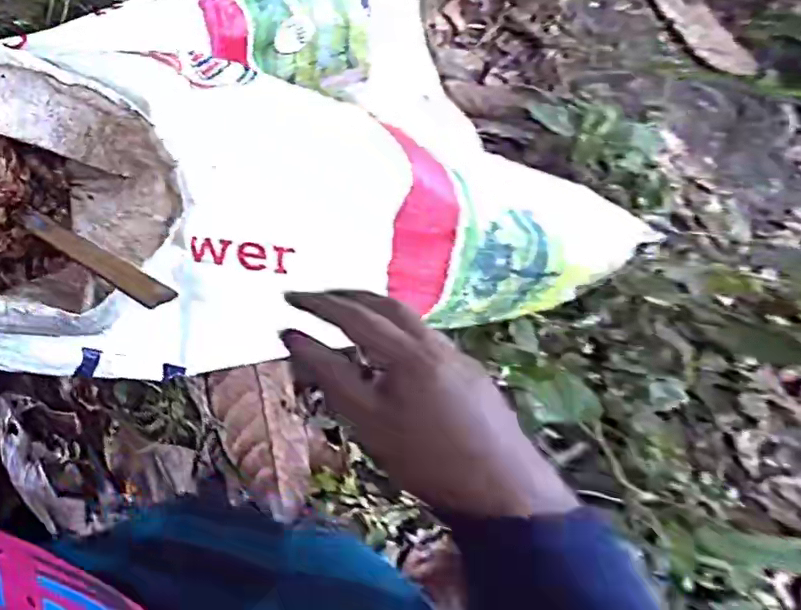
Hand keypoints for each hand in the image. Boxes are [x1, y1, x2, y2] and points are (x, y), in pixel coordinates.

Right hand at [282, 290, 578, 517]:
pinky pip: (426, 338)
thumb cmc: (426, 459)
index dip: (316, 303)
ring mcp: (460, 361)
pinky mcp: (475, 378)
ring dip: (373, 309)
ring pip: (410, 320)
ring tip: (346, 316)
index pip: (352, 314)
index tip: (288, 296)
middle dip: (346, 295)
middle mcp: (436, 347)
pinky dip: (395, 329)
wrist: (512, 505)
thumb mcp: (363, 416)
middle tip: (315, 296)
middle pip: (386, 305)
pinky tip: (386, 350)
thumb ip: (325, 369)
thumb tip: (290, 334)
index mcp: (407, 353)